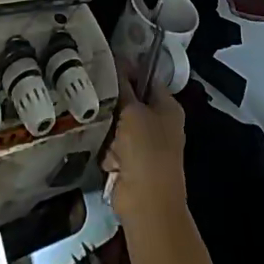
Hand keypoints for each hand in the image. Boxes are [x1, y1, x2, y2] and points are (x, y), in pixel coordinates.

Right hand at [101, 65, 187, 226]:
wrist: (147, 202)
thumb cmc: (146, 149)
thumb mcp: (133, 112)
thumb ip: (123, 88)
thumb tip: (117, 60)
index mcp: (168, 107)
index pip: (147, 80)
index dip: (129, 72)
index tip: (104, 66)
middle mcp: (159, 123)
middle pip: (130, 103)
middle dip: (114, 106)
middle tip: (95, 98)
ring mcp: (145, 145)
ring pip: (118, 126)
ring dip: (109, 132)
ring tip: (103, 134)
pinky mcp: (131, 164)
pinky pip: (113, 147)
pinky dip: (108, 151)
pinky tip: (106, 156)